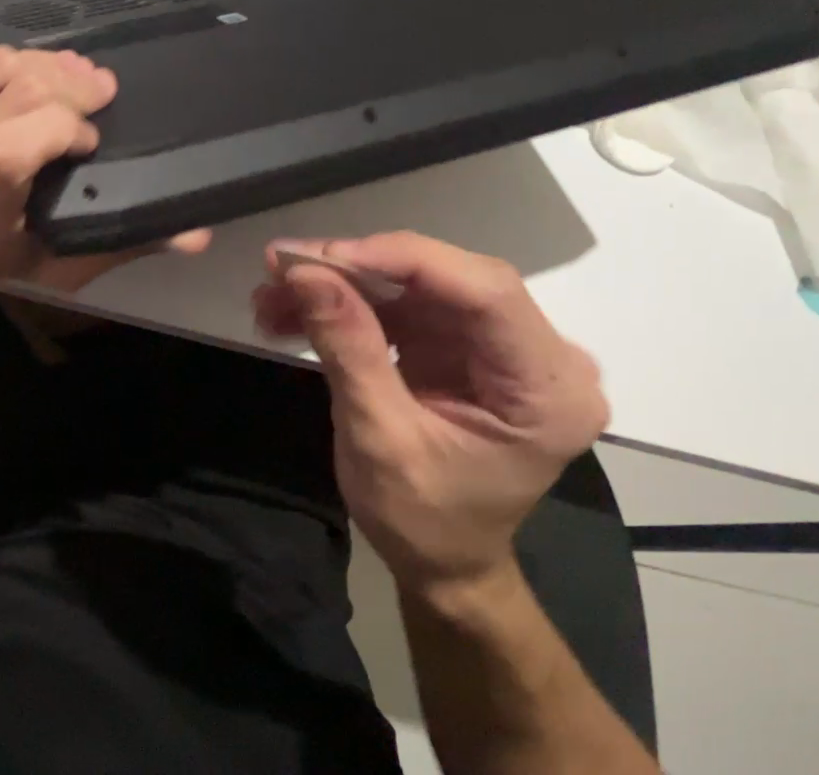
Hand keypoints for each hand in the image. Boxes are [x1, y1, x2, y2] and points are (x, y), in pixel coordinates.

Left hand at [0, 45, 207, 317]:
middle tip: (102, 91)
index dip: (60, 126)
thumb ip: (123, 244)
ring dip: (48, 67)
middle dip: (69, 85)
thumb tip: (197, 234)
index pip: (9, 148)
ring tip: (77, 80)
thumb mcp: (58, 265)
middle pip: (14, 95)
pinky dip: (16, 66)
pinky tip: (36, 82)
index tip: (91, 138)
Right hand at [253, 233, 607, 595]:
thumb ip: (349, 349)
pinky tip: (291, 314)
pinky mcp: (461, 347)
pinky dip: (346, 307)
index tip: (322, 257)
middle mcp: (539, 355)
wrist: (441, 561)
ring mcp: (498, 348)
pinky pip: (402, 309)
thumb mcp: (378, 438)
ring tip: (270, 297)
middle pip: (449, 280)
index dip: (404, 260)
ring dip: (340, 286)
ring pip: (415, 287)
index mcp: (547, 388)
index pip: (486, 291)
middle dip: (359, 269)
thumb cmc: (423, 519)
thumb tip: (304, 273)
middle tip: (282, 268)